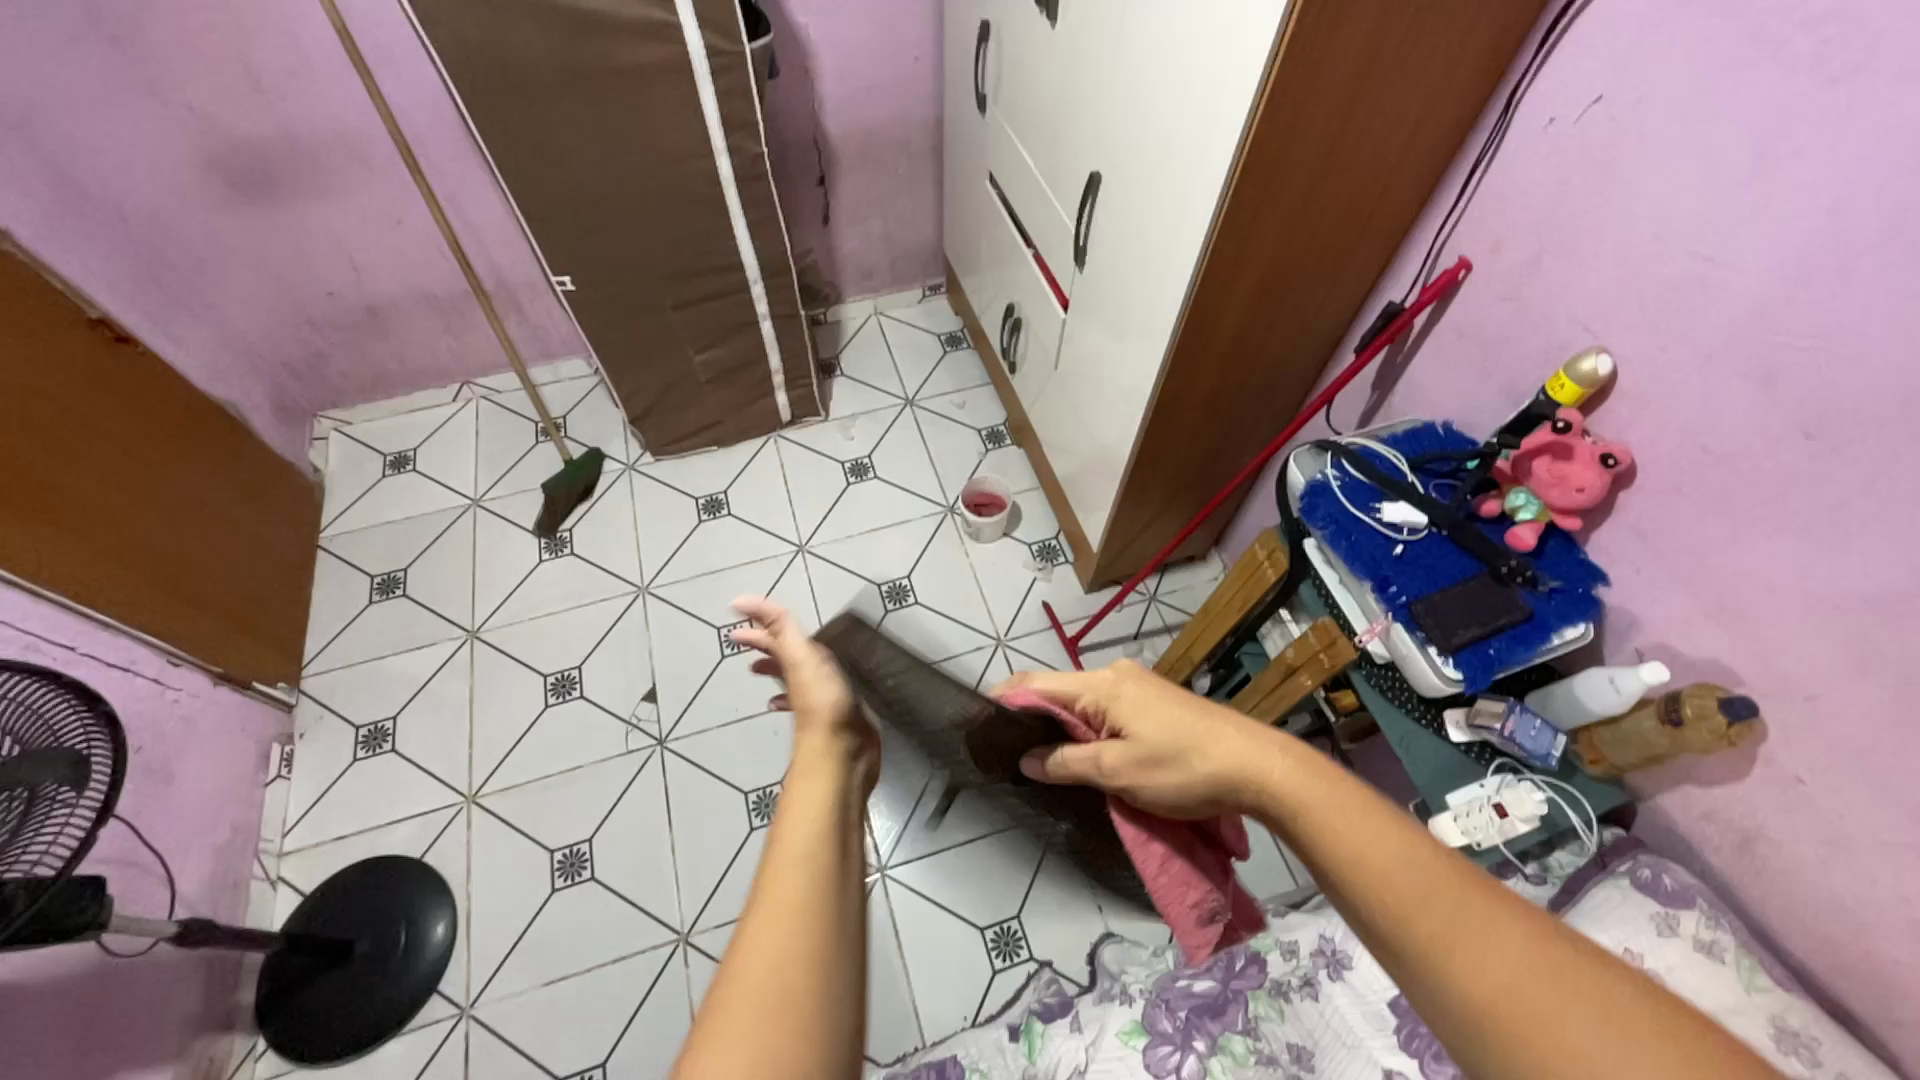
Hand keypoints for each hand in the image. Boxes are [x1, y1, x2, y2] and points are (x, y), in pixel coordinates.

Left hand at [730, 597, 877, 791]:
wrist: (843, 751)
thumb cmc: (822, 701)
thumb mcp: (800, 657)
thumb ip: (779, 628)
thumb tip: (740, 601)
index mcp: (794, 661)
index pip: (772, 637)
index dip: (757, 623)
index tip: (737, 609)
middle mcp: (801, 678)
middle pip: (779, 656)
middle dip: (764, 646)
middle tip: (745, 639)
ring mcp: (817, 697)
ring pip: (792, 677)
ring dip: (777, 669)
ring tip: (765, 668)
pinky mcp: (837, 713)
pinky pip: (814, 699)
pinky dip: (797, 697)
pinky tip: (792, 701)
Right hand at [995, 659, 1283, 819]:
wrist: (1258, 766)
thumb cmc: (1183, 768)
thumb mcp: (1117, 772)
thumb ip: (1066, 763)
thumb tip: (1026, 760)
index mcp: (1101, 685)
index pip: (1035, 684)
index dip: (1005, 703)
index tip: (982, 729)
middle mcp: (1116, 675)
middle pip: (1058, 691)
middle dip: (1033, 720)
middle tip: (1012, 756)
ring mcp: (1139, 686)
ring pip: (1084, 703)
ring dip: (1063, 729)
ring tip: (1045, 761)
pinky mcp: (1156, 702)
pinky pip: (1107, 711)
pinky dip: (1089, 730)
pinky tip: (1086, 755)